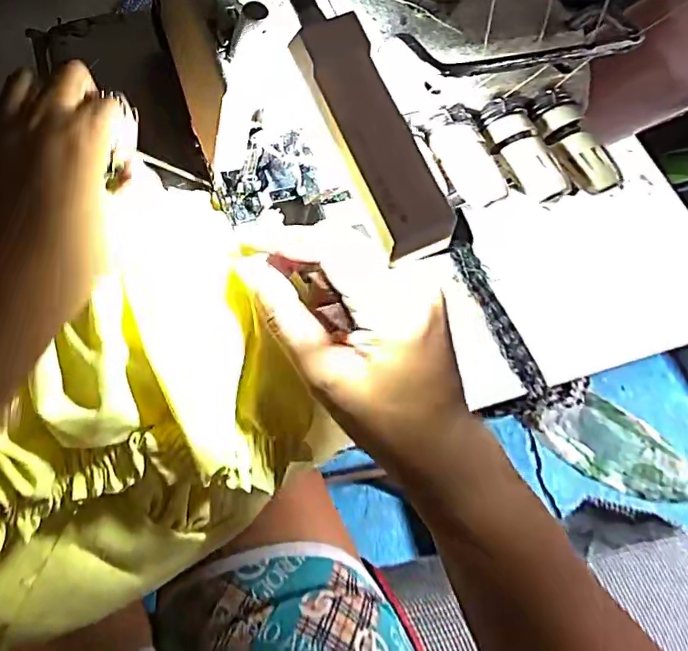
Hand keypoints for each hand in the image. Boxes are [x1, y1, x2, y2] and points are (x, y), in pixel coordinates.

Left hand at [0, 62, 134, 400]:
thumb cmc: (67, 264)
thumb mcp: (113, 226)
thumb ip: (125, 189)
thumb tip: (129, 172)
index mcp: (85, 136)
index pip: (108, 102)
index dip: (115, 125)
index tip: (112, 150)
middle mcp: (43, 119)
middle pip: (69, 73)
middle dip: (82, 93)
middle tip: (83, 127)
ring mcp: (1, 128)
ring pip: (24, 79)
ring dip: (41, 96)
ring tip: (45, 128)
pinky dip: (8, 118)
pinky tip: (13, 149)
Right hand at [238, 226, 473, 474]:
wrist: (439, 445)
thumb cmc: (384, 423)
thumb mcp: (323, 373)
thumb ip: (284, 316)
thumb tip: (252, 272)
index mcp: (395, 305)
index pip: (332, 249)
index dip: (284, 241)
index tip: (248, 241)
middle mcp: (413, 283)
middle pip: (341, 241)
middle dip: (296, 249)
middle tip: (259, 263)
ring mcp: (416, 284)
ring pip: (350, 251)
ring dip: (313, 264)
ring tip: (288, 291)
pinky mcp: (414, 289)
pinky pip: (363, 268)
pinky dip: (334, 279)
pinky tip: (320, 306)